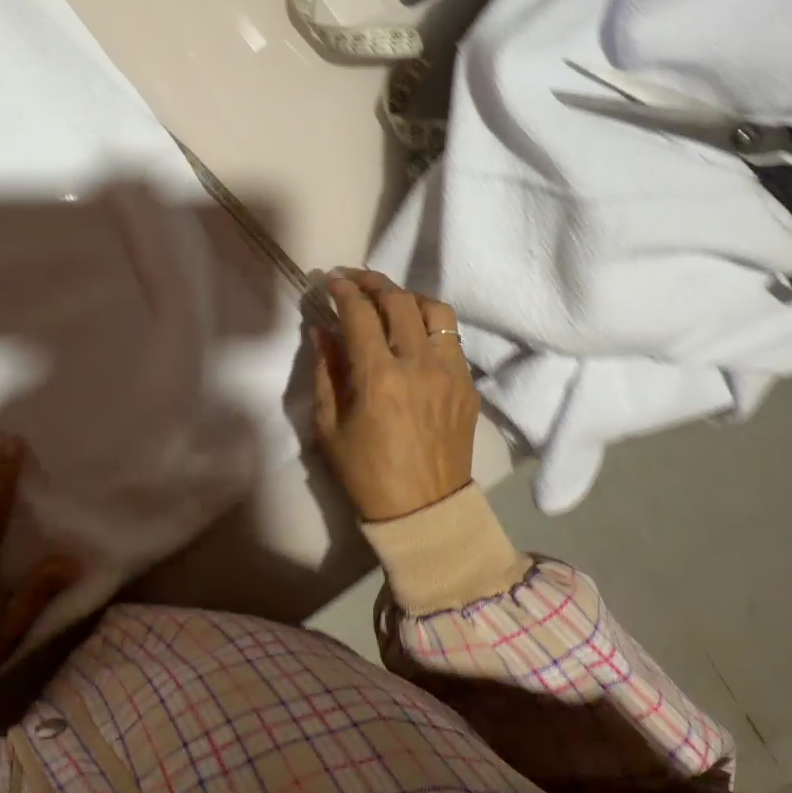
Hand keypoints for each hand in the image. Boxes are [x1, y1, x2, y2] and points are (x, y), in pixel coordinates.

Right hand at [310, 269, 477, 522]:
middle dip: (372, 282)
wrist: (424, 512)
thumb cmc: (366, 472)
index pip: (360, 314)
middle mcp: (420, 366)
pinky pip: (451, 340)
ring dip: (408, 297)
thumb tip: (322, 331)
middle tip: (352, 280)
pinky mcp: (469, 387)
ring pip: (436, 311)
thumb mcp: (329, 425)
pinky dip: (428, 326)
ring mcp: (451, 374)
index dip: (342, 290)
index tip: (329, 281)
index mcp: (380, 378)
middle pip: (400, 301)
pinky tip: (410, 336)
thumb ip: (326, 371)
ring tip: (388, 301)